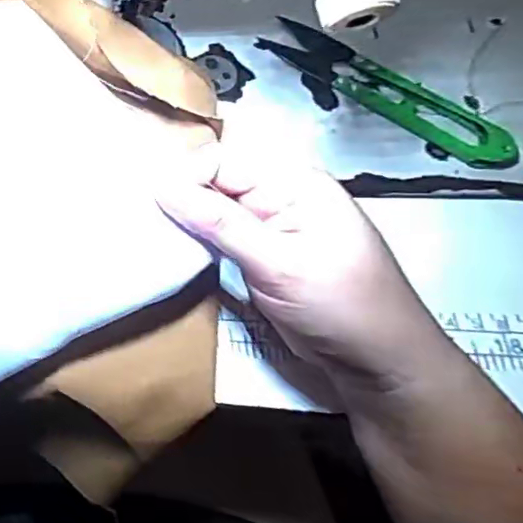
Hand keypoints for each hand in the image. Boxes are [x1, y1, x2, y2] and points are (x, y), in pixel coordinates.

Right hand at [156, 141, 457, 395]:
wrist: (376, 362)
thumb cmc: (342, 307)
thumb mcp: (277, 262)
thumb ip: (218, 222)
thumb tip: (162, 186)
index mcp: (295, 184)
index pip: (222, 160)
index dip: (186, 177)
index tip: (160, 206)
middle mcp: (277, 197)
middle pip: (211, 180)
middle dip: (177, 197)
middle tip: (146, 220)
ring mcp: (264, 226)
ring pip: (207, 208)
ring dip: (180, 220)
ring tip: (152, 233)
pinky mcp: (253, 252)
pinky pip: (212, 234)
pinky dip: (190, 240)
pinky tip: (172, 249)